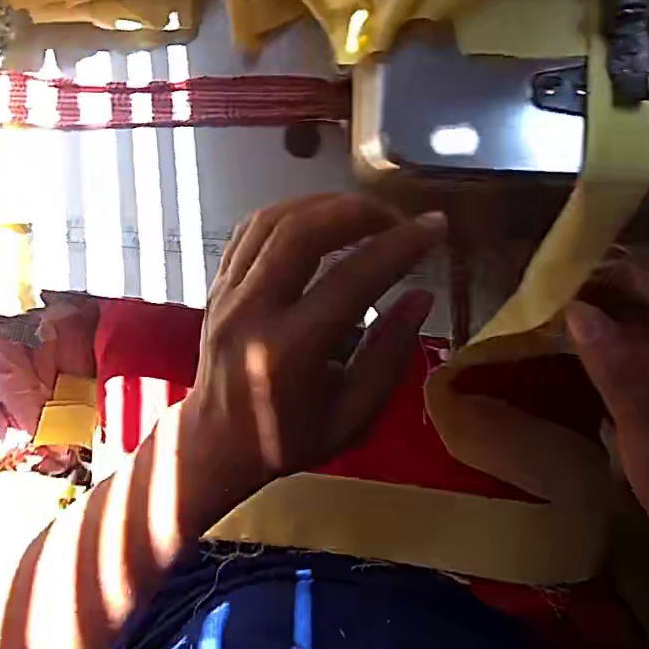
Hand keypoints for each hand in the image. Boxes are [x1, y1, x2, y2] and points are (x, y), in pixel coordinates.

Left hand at [186, 194, 444, 485]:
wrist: (215, 443)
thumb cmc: (288, 438)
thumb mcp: (352, 416)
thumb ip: (389, 355)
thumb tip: (421, 295)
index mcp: (289, 352)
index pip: (350, 280)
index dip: (398, 247)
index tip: (433, 226)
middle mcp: (251, 311)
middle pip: (301, 232)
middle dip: (357, 212)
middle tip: (395, 218)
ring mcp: (227, 293)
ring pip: (272, 221)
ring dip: (323, 204)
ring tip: (363, 214)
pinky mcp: (216, 284)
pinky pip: (250, 230)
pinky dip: (290, 213)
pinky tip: (319, 218)